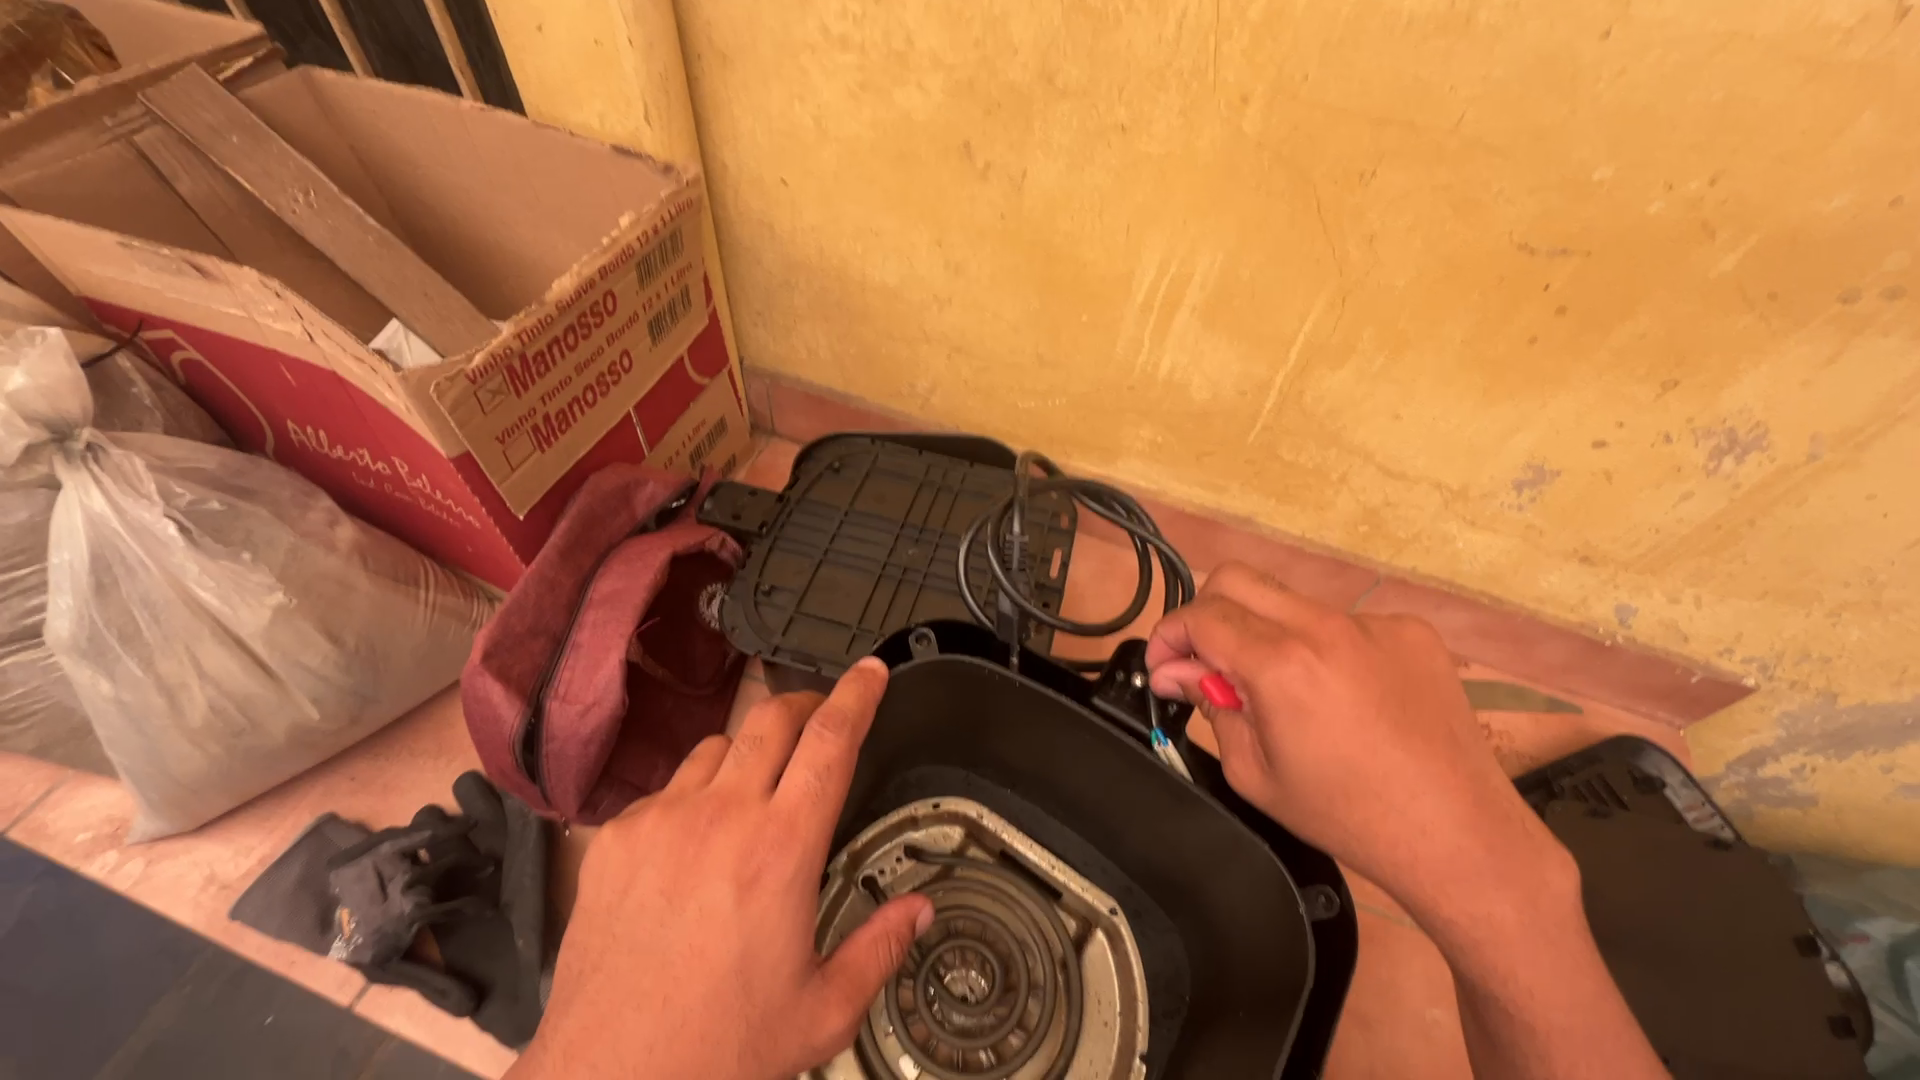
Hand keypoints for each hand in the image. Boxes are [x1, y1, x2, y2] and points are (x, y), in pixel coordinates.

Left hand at [510, 659, 932, 1079]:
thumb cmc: (718, 1048)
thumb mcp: (822, 1009)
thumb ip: (879, 948)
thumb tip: (919, 910)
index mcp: (781, 850)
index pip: (831, 742)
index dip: (857, 695)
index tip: (871, 671)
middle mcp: (720, 819)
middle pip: (772, 719)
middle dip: (806, 704)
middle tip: (822, 718)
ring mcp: (661, 822)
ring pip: (718, 745)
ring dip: (749, 750)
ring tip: (758, 787)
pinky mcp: (615, 840)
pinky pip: (665, 789)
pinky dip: (694, 794)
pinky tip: (696, 840)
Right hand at [1145, 563, 1573, 925]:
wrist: (1457, 833)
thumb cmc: (1346, 814)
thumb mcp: (1255, 771)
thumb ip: (1211, 706)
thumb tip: (1175, 671)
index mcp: (1282, 663)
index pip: (1201, 616)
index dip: (1168, 635)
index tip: (1164, 665)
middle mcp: (1325, 626)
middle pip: (1236, 579)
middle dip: (1205, 614)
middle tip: (1205, 661)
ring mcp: (1373, 623)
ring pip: (1289, 601)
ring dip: (1263, 631)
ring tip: (1279, 689)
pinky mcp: (1410, 631)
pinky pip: (1341, 622)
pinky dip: (1319, 646)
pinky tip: (1337, 694)